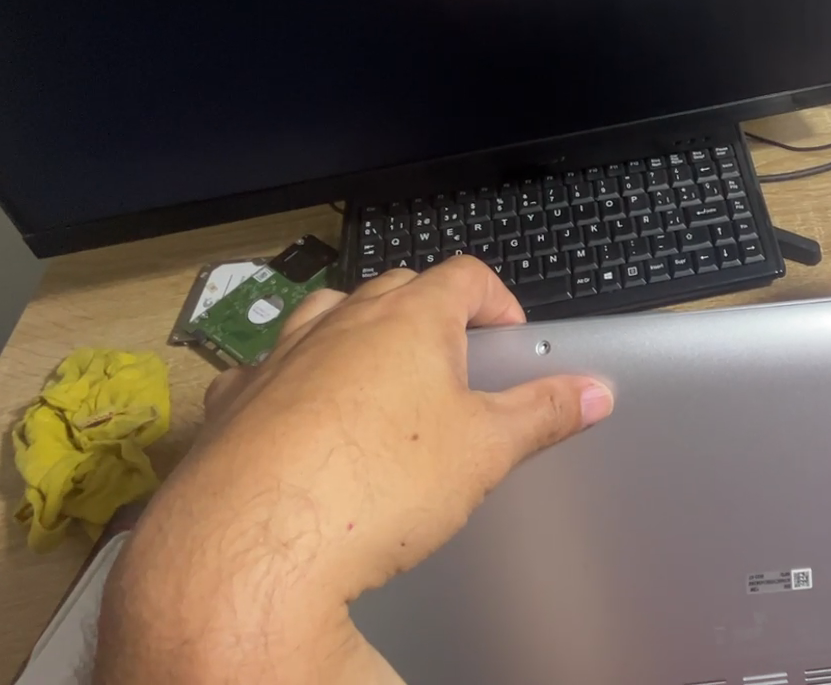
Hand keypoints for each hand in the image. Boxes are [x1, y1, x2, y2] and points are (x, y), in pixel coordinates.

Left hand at [97, 258, 613, 684]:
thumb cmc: (380, 484)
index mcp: (410, 319)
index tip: (509, 336)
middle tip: (454, 360)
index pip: (465, 275)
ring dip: (358, 328)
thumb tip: (599, 390)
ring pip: (326, 313)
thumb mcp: (485, 450)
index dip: (496, 299)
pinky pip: (264, 368)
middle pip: (397, 286)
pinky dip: (291, 377)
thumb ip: (546, 412)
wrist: (247, 554)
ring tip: (379, 374)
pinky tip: (298, 416)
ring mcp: (280, 358)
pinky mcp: (231, 404)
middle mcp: (342, 323)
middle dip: (432, 310)